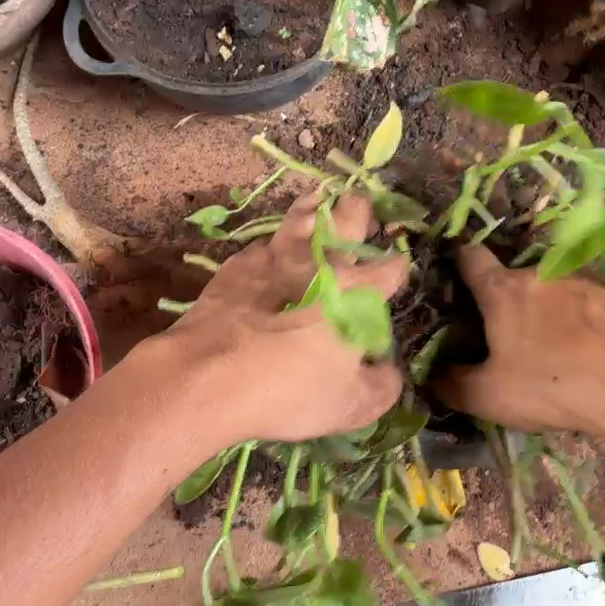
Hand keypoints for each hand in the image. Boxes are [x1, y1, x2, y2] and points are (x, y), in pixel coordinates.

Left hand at [124, 193, 408, 450]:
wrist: (208, 377)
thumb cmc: (290, 389)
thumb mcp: (352, 405)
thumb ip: (381, 385)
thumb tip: (386, 370)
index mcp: (356, 292)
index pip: (390, 269)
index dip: (397, 269)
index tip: (395, 274)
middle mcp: (319, 264)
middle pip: (346, 220)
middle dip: (358, 209)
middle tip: (358, 204)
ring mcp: (274, 260)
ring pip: (298, 219)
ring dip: (311, 209)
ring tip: (315, 200)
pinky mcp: (236, 268)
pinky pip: (259, 248)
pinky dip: (268, 249)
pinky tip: (266, 255)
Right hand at [434, 245, 604, 450]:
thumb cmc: (550, 386)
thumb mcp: (488, 396)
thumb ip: (452, 382)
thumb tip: (432, 373)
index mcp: (503, 292)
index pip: (472, 257)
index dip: (462, 261)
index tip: (460, 273)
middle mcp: (541, 274)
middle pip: (519, 279)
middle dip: (515, 300)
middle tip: (518, 336)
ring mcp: (586, 280)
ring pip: (561, 289)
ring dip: (557, 309)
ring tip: (565, 346)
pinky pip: (599, 303)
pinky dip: (594, 319)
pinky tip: (602, 348)